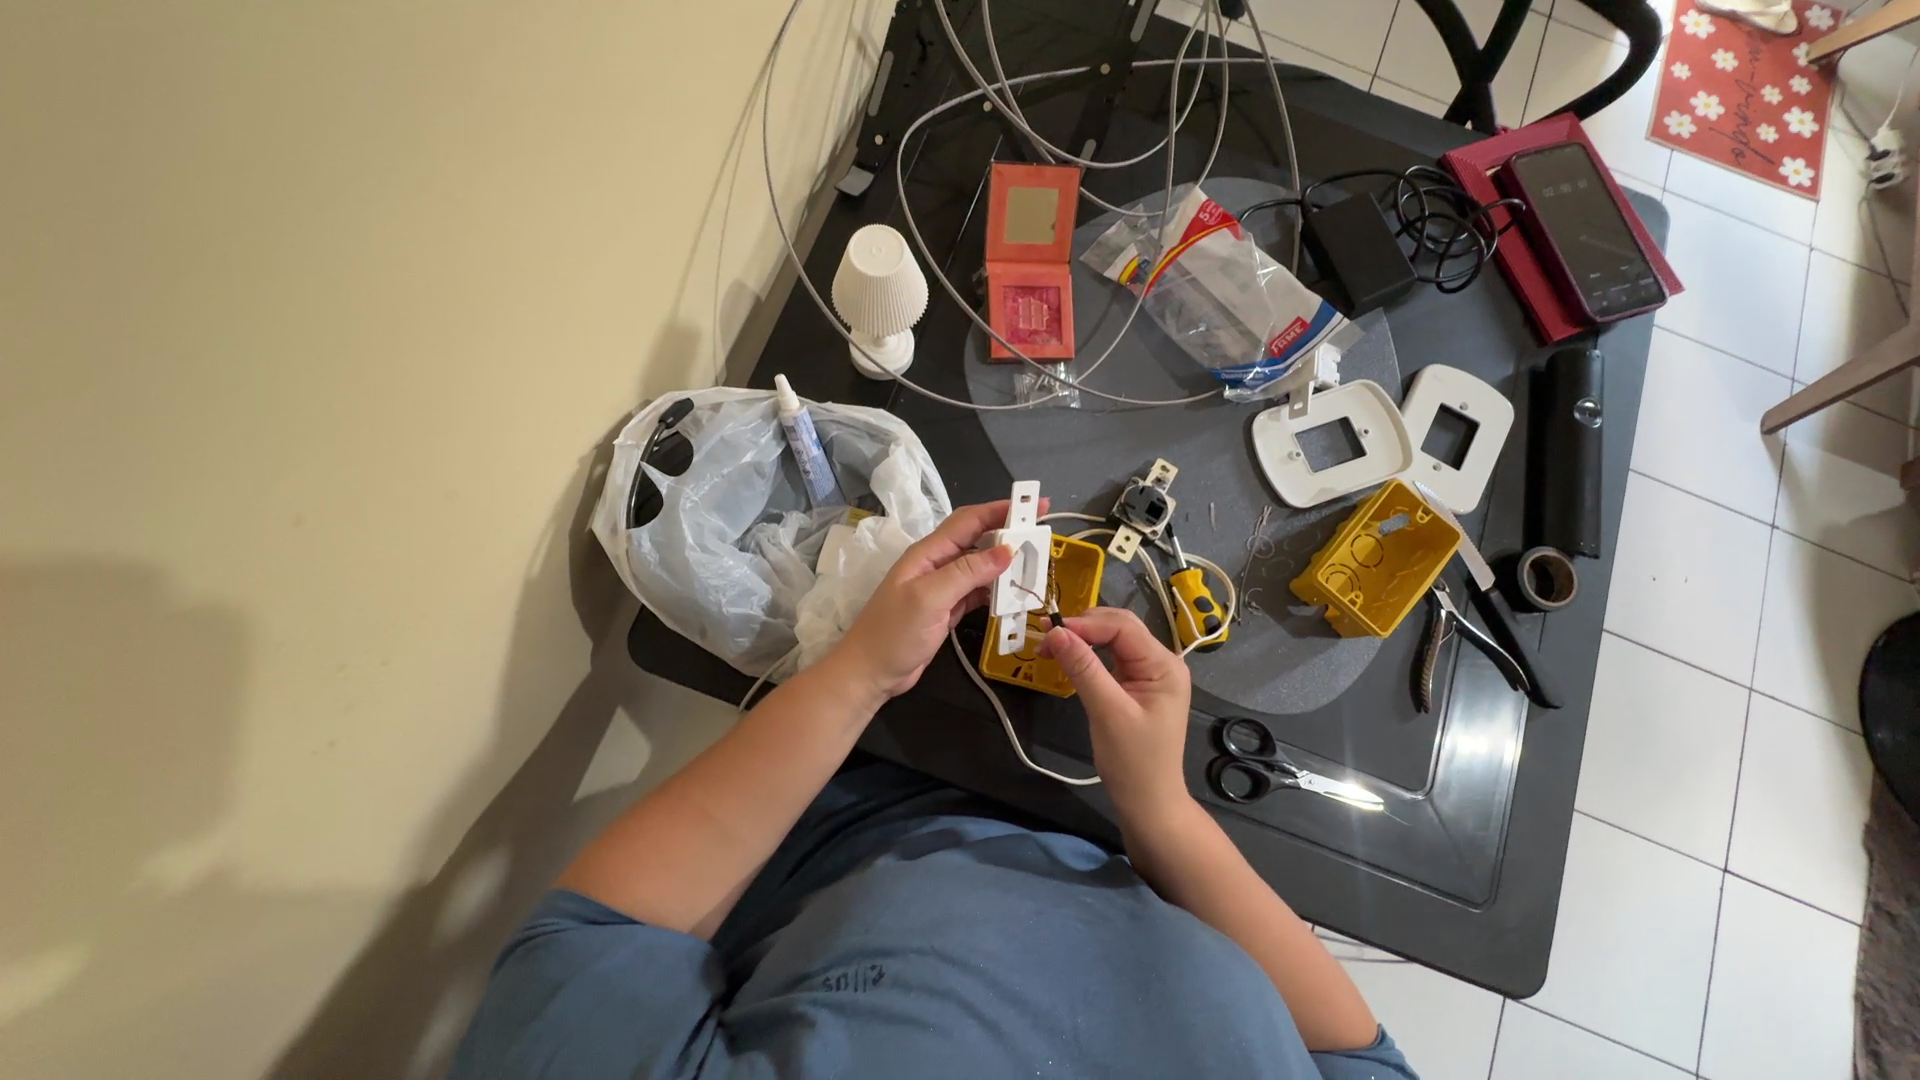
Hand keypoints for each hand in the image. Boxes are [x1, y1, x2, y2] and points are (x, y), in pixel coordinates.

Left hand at [830, 499, 1045, 700]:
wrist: (869, 673)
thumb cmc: (893, 633)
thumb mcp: (930, 598)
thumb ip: (967, 572)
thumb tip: (1008, 550)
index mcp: (929, 553)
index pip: (970, 521)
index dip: (1002, 509)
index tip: (1036, 505)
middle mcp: (937, 564)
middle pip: (978, 540)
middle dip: (1009, 533)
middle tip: (1043, 536)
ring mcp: (942, 588)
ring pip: (981, 567)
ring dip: (1006, 565)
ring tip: (1036, 565)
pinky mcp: (946, 610)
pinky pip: (977, 591)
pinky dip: (996, 590)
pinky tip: (1015, 594)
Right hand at [1040, 608, 1193, 820]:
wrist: (1148, 803)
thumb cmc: (1133, 762)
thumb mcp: (1107, 713)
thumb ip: (1083, 669)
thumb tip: (1056, 632)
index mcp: (1164, 666)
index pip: (1123, 627)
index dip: (1085, 624)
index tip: (1049, 632)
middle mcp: (1162, 662)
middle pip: (1119, 627)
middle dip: (1083, 627)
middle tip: (1046, 638)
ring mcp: (1150, 673)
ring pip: (1113, 639)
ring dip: (1083, 638)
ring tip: (1051, 647)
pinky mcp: (1137, 685)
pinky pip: (1111, 657)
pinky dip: (1088, 654)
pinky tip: (1069, 659)